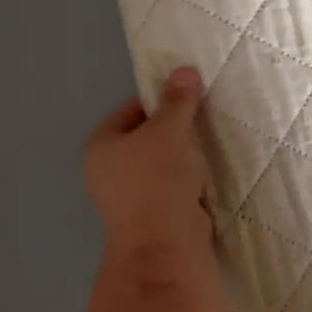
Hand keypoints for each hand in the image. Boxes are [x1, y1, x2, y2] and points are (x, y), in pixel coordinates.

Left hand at [83, 66, 211, 253]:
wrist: (164, 241)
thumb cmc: (157, 180)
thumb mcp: (169, 132)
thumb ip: (178, 102)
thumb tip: (185, 70)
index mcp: (100, 145)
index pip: (130, 111)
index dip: (160, 101)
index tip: (191, 99)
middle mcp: (107, 170)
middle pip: (145, 138)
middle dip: (175, 129)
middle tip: (205, 120)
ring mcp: (128, 196)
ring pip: (160, 164)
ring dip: (183, 156)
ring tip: (211, 145)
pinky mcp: (152, 214)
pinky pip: (171, 186)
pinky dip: (188, 179)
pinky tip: (208, 174)